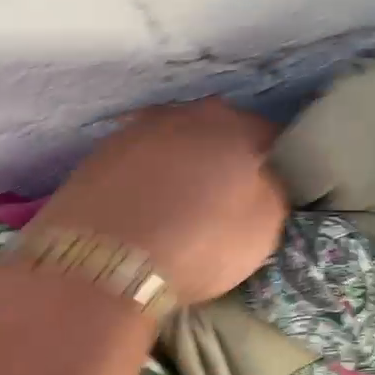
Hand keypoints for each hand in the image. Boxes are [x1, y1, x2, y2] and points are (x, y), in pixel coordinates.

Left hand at [36, 98, 286, 305]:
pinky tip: (148, 209)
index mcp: (236, 126)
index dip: (275, 164)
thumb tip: (266, 179)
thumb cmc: (201, 241)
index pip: (270, 135)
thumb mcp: (265, 226)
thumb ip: (273, 191)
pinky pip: (140, 161)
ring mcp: (137, 128)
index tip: (273, 190)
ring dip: (184, 165)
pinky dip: (149, 178)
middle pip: (219, 131)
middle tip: (228, 198)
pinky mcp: (98, 153)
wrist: (104, 261)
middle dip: (226, 159)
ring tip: (183, 205)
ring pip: (176, 142)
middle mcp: (187, 113)